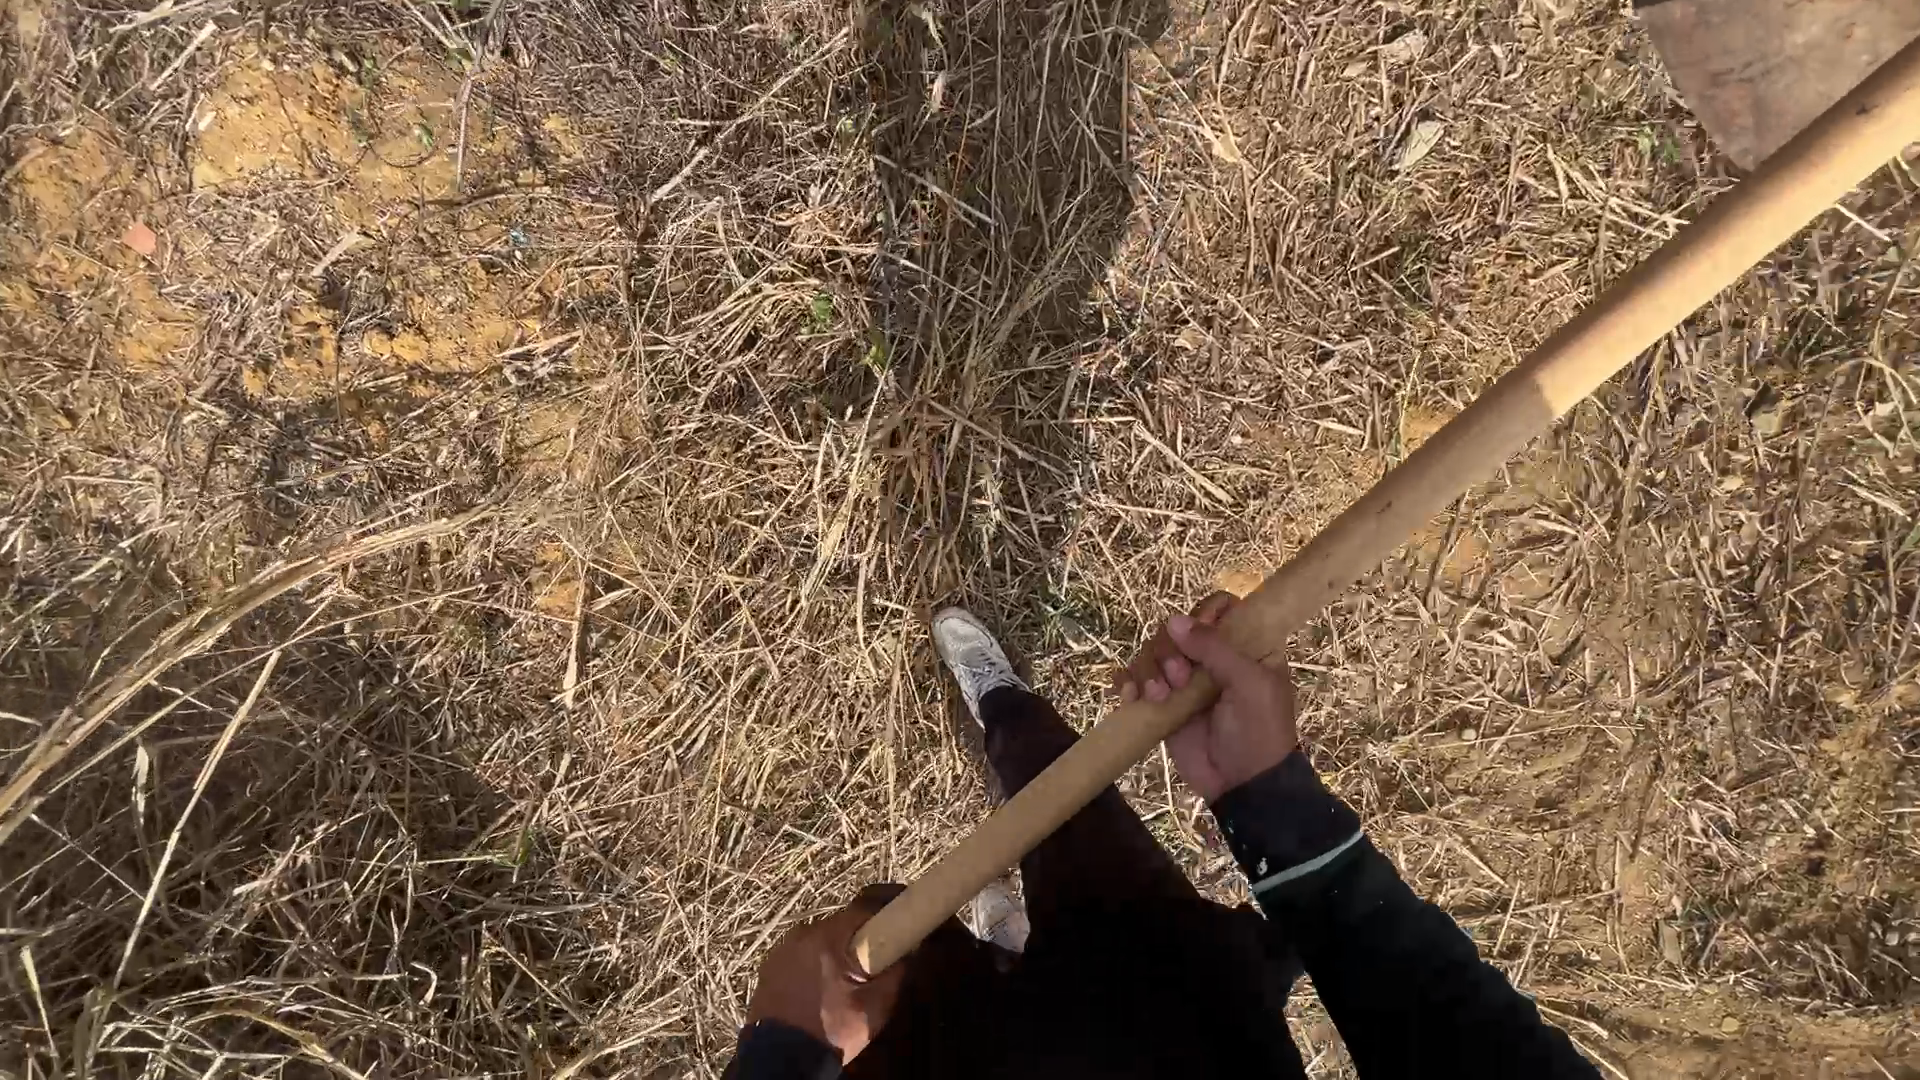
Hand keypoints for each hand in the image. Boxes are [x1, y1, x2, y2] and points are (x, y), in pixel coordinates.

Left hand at [745, 890, 905, 1061]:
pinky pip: (801, 955)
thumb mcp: (875, 1007)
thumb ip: (896, 972)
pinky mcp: (769, 966)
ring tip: (845, 980)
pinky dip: (814, 965)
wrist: (779, 1063)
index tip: (899, 915)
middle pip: (841, 924)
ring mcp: (782, 949)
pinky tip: (820, 988)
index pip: (865, 907)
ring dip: (835, 951)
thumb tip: (910, 948)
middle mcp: (802, 933)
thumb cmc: (832, 1031)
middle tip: (874, 958)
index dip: (885, 909)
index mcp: (828, 936)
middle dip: (860, 937)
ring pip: (820, 940)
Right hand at [1116, 591, 1297, 800]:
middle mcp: (1211, 658)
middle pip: (1175, 629)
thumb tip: (1173, 620)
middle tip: (1180, 679)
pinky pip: (1133, 680)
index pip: (1220, 608)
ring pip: (1151, 652)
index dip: (1204, 616)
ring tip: (1158, 697)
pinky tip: (1129, 698)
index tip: (1198, 638)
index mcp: (1244, 647)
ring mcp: (1184, 681)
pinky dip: (1127, 684)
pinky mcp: (1161, 703)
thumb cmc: (1259, 731)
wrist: (1242, 786)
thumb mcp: (1249, 684)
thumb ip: (1215, 649)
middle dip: (1170, 652)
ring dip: (1148, 671)